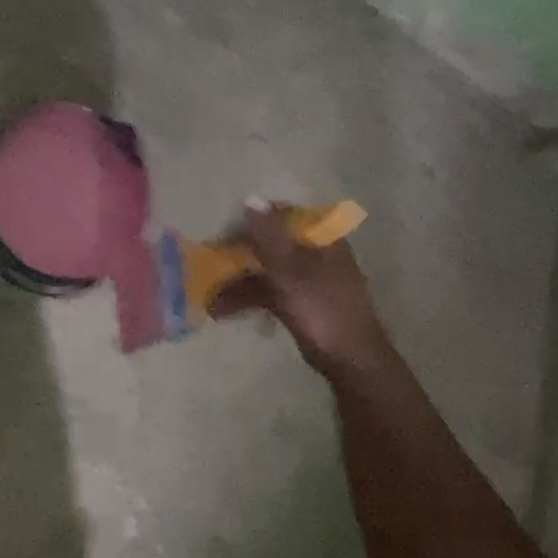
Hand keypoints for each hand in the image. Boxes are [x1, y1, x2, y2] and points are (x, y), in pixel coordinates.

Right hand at [208, 201, 390, 375]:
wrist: (349, 358)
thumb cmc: (322, 309)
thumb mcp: (291, 271)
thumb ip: (269, 236)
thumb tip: (250, 198)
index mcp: (321, 239)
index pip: (281, 218)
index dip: (250, 223)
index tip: (221, 235)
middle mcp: (315, 254)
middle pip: (269, 246)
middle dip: (237, 258)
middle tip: (208, 267)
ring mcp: (307, 280)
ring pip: (266, 272)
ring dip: (237, 283)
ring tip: (209, 300)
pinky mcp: (300, 303)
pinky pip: (268, 293)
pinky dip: (247, 299)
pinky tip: (223, 311)